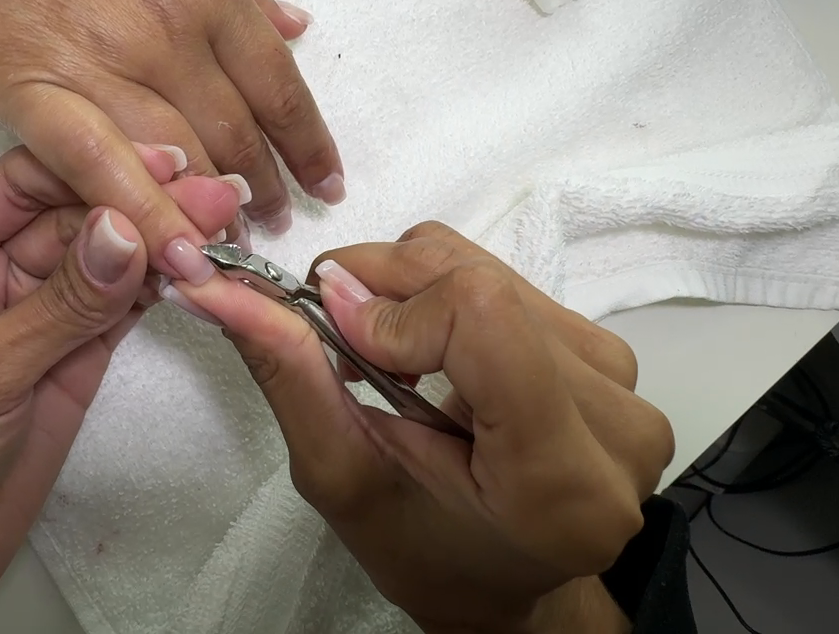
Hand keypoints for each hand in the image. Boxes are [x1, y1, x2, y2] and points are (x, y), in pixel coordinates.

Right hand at [0, 0, 343, 284]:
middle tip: (275, 220)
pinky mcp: (33, 92)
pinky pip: (102, 168)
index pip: (282, 87)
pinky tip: (178, 257)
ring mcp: (104, 64)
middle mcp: (171, 33)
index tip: (324, 182)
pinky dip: (146, 218)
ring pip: (182, 160)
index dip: (309, 145)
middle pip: (238, 134)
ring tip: (231, 240)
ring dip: (214, 210)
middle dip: (265, 186)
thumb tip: (296, 28)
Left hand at [0, 145, 240, 633]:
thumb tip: (125, 229)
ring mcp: (43, 311)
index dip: (93, 164)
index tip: (162, 166)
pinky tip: (198, 271)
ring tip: (222, 224)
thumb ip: (57, 303)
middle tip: (212, 196)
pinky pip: (124, 304)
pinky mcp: (75, 354)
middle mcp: (0, 268)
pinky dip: (162, 287)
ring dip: (163, 240)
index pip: (29, 178)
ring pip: (110, 255)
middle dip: (145, 202)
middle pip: (80, 212)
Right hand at [191, 223, 673, 633]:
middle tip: (345, 340)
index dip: (390, 308)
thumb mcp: (336, 472)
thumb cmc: (419, 545)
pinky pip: (500, 269)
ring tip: (392, 353)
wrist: (502, 576)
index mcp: (557, 478)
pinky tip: (434, 345)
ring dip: (407, 287)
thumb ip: (286, 370)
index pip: (480, 317)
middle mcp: (613, 419)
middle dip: (383, 288)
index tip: (337, 333)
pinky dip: (439, 289)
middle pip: (474, 279)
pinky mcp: (606, 346)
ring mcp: (621, 376)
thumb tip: (217, 284)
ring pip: (480, 262)